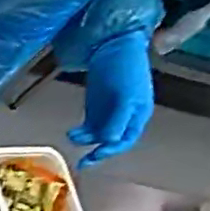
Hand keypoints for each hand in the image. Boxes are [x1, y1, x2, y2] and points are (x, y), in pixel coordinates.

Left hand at [68, 30, 152, 167]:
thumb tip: (109, 140)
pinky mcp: (95, 110)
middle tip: (81, 163)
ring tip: (73, 136)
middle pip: (110, 142)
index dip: (111, 151)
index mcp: (138, 115)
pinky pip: (88, 128)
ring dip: (85, 141)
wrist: (112, 48)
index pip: (125, 140)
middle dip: (97, 153)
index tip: (96, 156)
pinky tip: (72, 132)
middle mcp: (124, 118)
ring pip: (97, 136)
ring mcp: (108, 114)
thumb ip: (118, 118)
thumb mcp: (125, 94)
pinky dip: (80, 133)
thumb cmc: (125, 69)